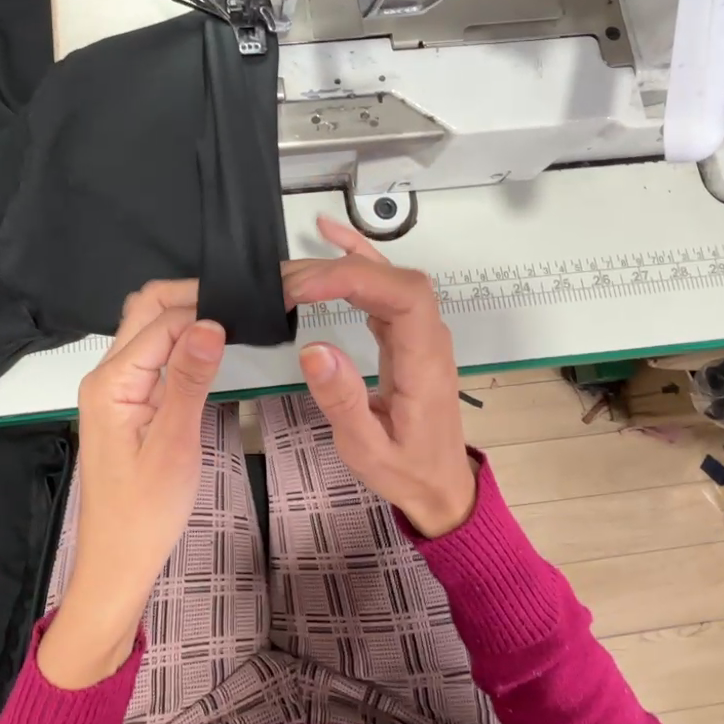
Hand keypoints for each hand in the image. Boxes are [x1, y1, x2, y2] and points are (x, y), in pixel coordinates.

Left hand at [40, 280, 226, 689]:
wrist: (118, 561)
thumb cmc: (145, 512)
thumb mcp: (174, 445)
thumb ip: (189, 380)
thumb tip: (210, 323)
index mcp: (112, 381)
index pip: (161, 320)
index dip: (203, 309)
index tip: (248, 306)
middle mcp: (106, 375)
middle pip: (145, 311)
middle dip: (189, 298)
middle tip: (239, 304)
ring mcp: (115, 389)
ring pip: (148, 331)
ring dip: (184, 318)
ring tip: (232, 320)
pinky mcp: (127, 403)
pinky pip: (152, 357)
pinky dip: (180, 344)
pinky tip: (210, 350)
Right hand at [282, 217, 478, 538]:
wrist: (441, 485)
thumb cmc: (406, 470)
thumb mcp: (367, 450)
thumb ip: (343, 401)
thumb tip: (313, 349)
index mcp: (425, 362)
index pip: (403, 295)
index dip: (354, 277)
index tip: (303, 290)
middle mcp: (428, 337)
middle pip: (391, 278)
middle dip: (335, 271)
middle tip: (282, 287)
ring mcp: (418, 332)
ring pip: (386, 277)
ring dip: (339, 266)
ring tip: (290, 272)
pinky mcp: (404, 334)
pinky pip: (383, 287)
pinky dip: (355, 261)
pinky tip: (330, 239)